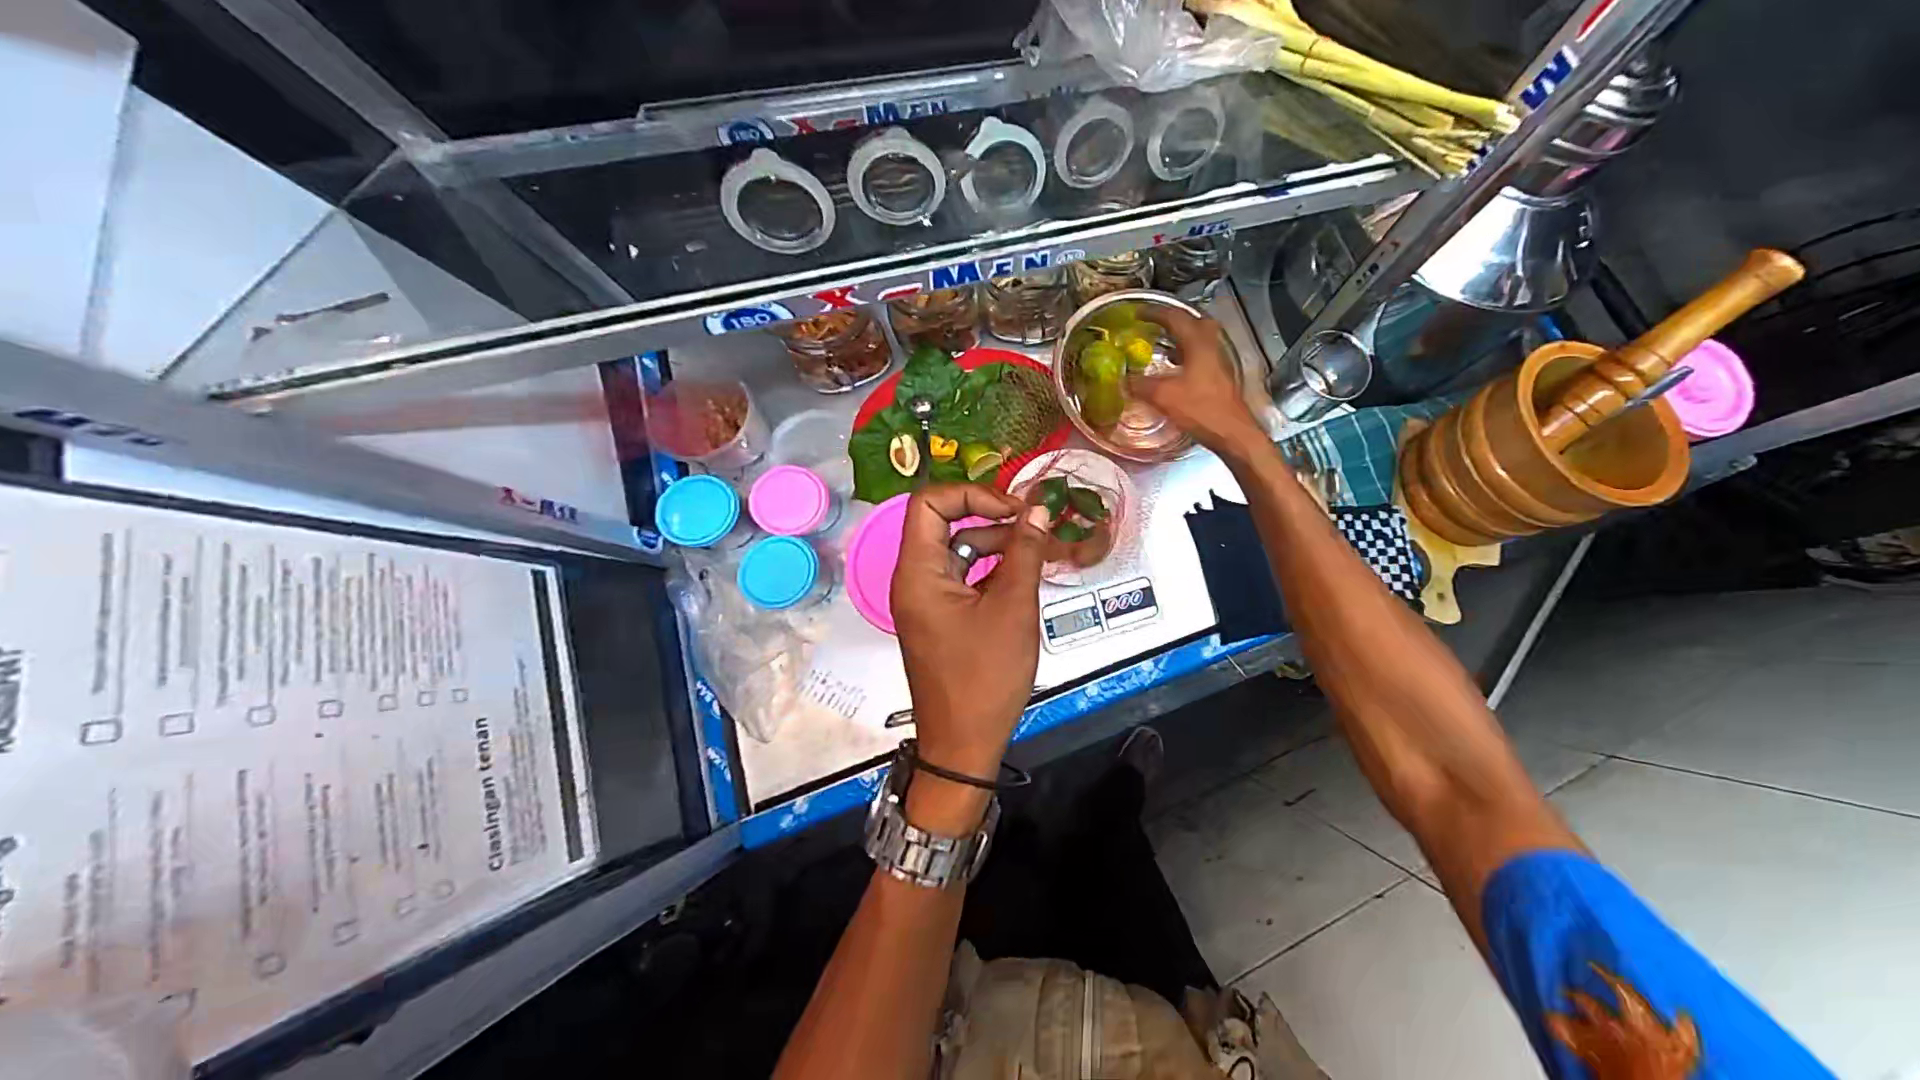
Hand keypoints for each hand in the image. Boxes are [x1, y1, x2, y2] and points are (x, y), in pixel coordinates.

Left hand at [890, 485, 1049, 824]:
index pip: (929, 502)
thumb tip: (1036, 511)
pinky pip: (960, 578)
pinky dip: (988, 570)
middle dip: (989, 517)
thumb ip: (1024, 552)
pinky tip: (1021, 575)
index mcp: (918, 572)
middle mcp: (912, 579)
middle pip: (942, 523)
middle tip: (1031, 525)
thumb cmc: (985, 677)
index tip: (1013, 508)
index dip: (972, 493)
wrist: (963, 743)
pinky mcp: (937, 618)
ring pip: (955, 551)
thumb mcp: (1013, 609)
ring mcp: (923, 600)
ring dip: (993, 544)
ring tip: (1036, 552)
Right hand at [1132, 307, 1270, 460]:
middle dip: (1173, 319)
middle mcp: (1211, 347)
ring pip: (1199, 338)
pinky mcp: (1219, 377)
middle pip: (1194, 321)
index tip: (1139, 312)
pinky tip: (1174, 368)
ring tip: (1162, 342)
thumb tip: (1124, 379)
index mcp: (1198, 344)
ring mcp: (1218, 362)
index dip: (1155, 312)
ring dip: (1181, 336)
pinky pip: (1200, 355)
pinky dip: (1185, 354)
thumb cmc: (1202, 410)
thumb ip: (1140, 385)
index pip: (1175, 317)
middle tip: (1155, 322)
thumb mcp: (1163, 397)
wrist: (1232, 433)